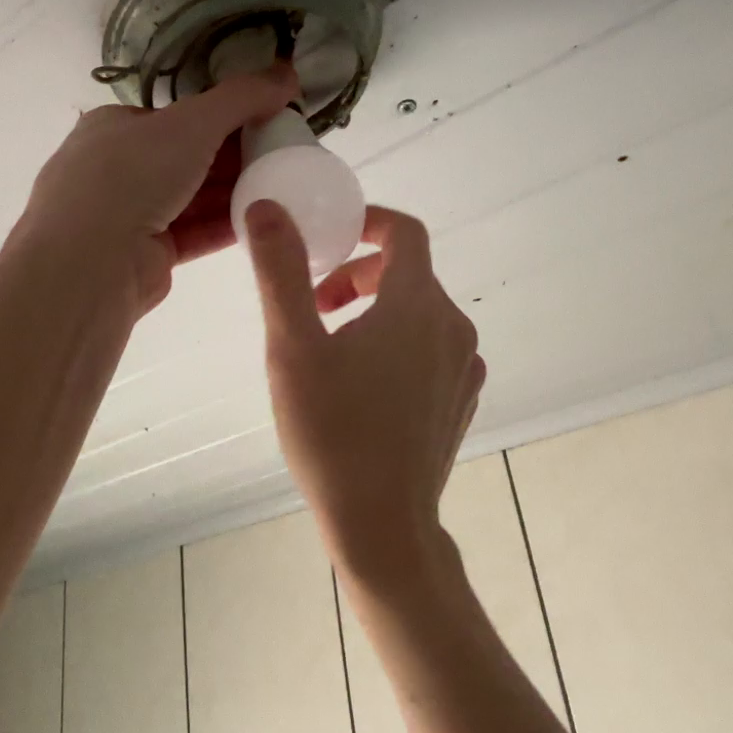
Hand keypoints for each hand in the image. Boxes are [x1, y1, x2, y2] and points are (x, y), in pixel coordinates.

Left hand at [11, 64, 299, 313]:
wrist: (91, 263)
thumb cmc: (132, 176)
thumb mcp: (193, 122)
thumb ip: (243, 97)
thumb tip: (288, 73)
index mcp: (114, 126)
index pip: (177, 115)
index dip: (224, 115)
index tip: (268, 119)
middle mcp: (117, 167)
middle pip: (189, 157)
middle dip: (236, 156)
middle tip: (284, 155)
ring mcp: (129, 214)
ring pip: (193, 198)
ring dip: (235, 192)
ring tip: (282, 188)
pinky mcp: (147, 254)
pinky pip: (194, 232)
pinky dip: (226, 225)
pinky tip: (262, 222)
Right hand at [244, 202, 486, 580]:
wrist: (382, 524)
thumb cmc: (333, 433)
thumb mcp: (293, 348)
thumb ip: (281, 272)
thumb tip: (267, 208)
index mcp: (418, 306)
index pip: (406, 233)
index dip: (368, 223)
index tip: (330, 241)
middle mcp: (454, 329)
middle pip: (410, 274)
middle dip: (359, 276)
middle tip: (315, 308)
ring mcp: (465, 368)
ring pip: (420, 315)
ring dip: (377, 313)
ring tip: (333, 353)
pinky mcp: (462, 401)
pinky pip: (432, 351)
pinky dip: (399, 346)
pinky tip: (365, 390)